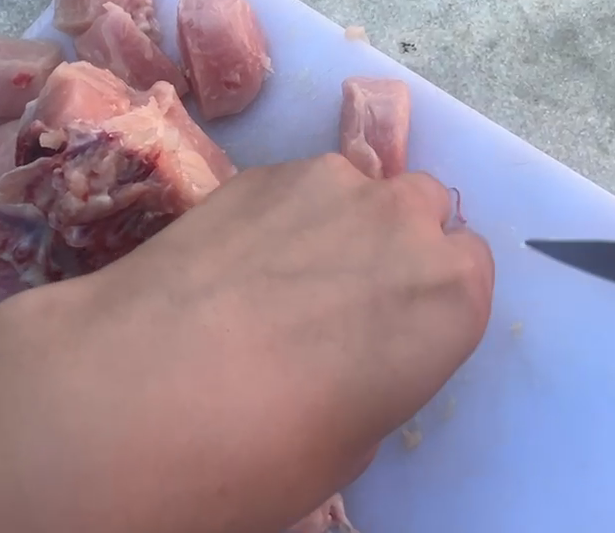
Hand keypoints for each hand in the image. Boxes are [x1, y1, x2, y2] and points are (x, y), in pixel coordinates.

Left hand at [0, 153, 494, 532]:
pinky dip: (283, 209)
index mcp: (449, 296)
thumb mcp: (354, 439)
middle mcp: (404, 221)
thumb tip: (356, 344)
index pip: (470, 266)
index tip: (395, 319)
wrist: (145, 389)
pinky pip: (298, 182)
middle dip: (396, 238)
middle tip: (341, 287)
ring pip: (359, 187)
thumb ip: (384, 366)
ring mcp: (333, 182)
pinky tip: (233, 254)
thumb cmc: (265, 448)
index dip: (431, 292)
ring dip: (338, 218)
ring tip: (274, 269)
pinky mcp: (268, 167)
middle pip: (422, 207)